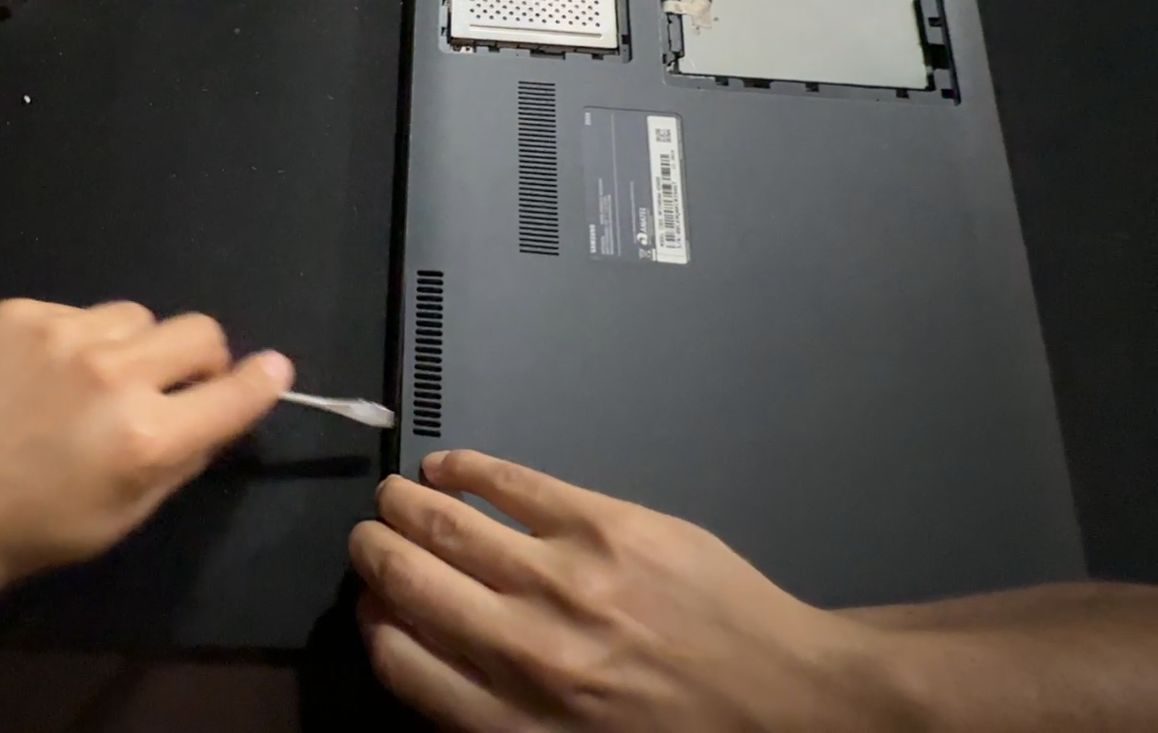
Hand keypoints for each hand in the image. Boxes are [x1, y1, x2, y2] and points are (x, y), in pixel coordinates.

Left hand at [0, 299, 293, 614]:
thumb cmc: (37, 526)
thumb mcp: (128, 513)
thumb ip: (188, 453)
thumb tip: (232, 401)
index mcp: (145, 436)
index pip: (234, 392)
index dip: (263, 379)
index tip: (272, 369)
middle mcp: (112, 373)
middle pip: (199, 329)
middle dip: (198, 357)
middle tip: (167, 382)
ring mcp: (61, 333)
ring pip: (135, 315)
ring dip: (130, 345)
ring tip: (86, 378)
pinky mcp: (19, 311)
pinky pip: (76, 310)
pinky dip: (72, 338)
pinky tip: (36, 371)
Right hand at [350, 450, 914, 731]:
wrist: (805, 710)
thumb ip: (489, 716)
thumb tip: (412, 642)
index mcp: (519, 724)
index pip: (397, 656)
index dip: (370, 619)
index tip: (373, 602)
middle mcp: (527, 651)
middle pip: (403, 575)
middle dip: (370, 547)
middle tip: (372, 536)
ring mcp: (563, 578)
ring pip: (438, 517)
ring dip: (399, 500)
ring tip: (396, 497)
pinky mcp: (598, 521)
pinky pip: (498, 478)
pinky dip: (456, 468)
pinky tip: (442, 469)